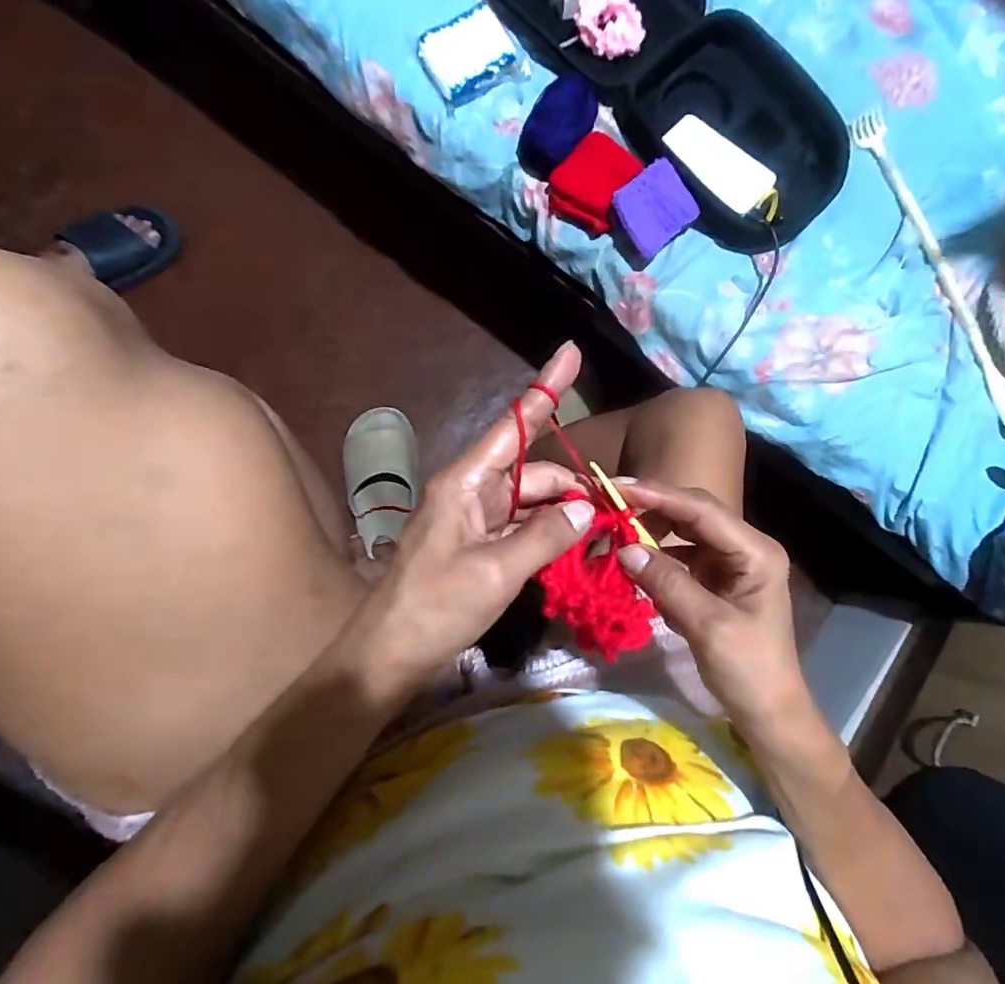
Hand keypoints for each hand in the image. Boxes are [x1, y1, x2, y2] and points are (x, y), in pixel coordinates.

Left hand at [355, 342, 593, 686]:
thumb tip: (587, 507)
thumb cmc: (436, 606)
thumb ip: (545, 536)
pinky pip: (521, 526)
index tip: (570, 351)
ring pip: (530, 501)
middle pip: (531, 470)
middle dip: (570, 483)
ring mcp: (474, 519)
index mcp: (465, 482)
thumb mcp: (497, 571)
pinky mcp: (478, 545)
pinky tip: (574, 546)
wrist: (390, 653)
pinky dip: (547, 533)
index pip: (513, 425)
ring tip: (601, 532)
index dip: (545, 388)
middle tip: (613, 507)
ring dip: (562, 512)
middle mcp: (470, 491)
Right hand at [612, 480, 816, 733]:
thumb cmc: (748, 668)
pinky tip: (633, 564)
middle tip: (609, 506)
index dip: (659, 495)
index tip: (618, 487)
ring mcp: (730, 563)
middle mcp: (744, 547)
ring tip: (614, 535)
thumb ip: (667, 582)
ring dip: (650, 533)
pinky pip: (680, 557)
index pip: (702, 510)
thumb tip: (625, 548)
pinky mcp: (715, 580)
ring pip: (683, 533)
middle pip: (692, 514)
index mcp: (755, 551)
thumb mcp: (707, 625)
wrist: (768, 712)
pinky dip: (656, 558)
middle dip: (651, 509)